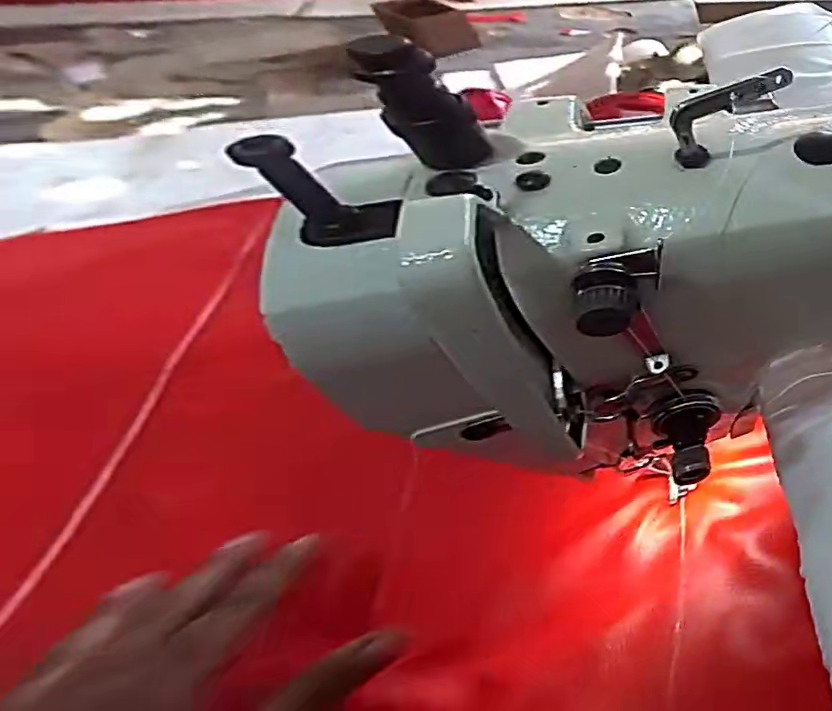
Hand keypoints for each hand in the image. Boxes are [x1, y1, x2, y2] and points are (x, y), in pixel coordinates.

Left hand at [2, 534, 403, 710]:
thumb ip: (314, 689)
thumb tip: (394, 633)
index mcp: (186, 662)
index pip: (246, 604)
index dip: (282, 570)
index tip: (312, 537)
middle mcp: (128, 659)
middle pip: (179, 605)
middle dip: (217, 571)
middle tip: (249, 537)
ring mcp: (57, 686)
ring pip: (105, 629)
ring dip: (136, 601)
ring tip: (153, 578)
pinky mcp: (12, 708)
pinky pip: (40, 661)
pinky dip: (64, 636)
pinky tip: (63, 630)